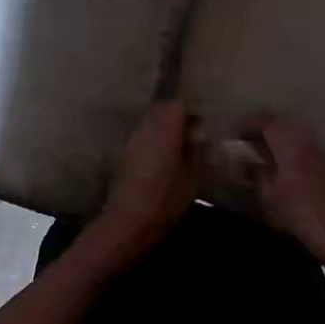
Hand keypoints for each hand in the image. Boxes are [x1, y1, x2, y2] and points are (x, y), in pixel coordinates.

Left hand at [97, 100, 200, 252]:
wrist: (129, 219)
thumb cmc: (165, 199)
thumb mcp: (193, 178)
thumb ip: (197, 152)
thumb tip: (199, 137)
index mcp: (166, 130)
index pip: (176, 104)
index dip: (189, 109)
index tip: (200, 119)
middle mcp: (147, 128)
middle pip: (161, 108)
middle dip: (175, 114)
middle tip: (190, 130)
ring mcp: (133, 139)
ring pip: (150, 121)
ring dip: (163, 126)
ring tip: (177, 143)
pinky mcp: (125, 152)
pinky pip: (142, 135)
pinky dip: (153, 138)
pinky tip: (162, 156)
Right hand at [244, 115, 324, 254]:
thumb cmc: (297, 211)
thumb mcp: (268, 195)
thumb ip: (256, 173)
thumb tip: (247, 163)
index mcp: (289, 144)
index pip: (266, 124)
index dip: (250, 125)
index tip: (238, 134)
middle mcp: (306, 140)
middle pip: (283, 124)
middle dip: (266, 130)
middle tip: (251, 141)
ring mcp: (322, 150)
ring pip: (298, 133)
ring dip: (281, 138)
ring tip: (268, 151)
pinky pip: (309, 146)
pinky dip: (295, 149)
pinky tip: (289, 164)